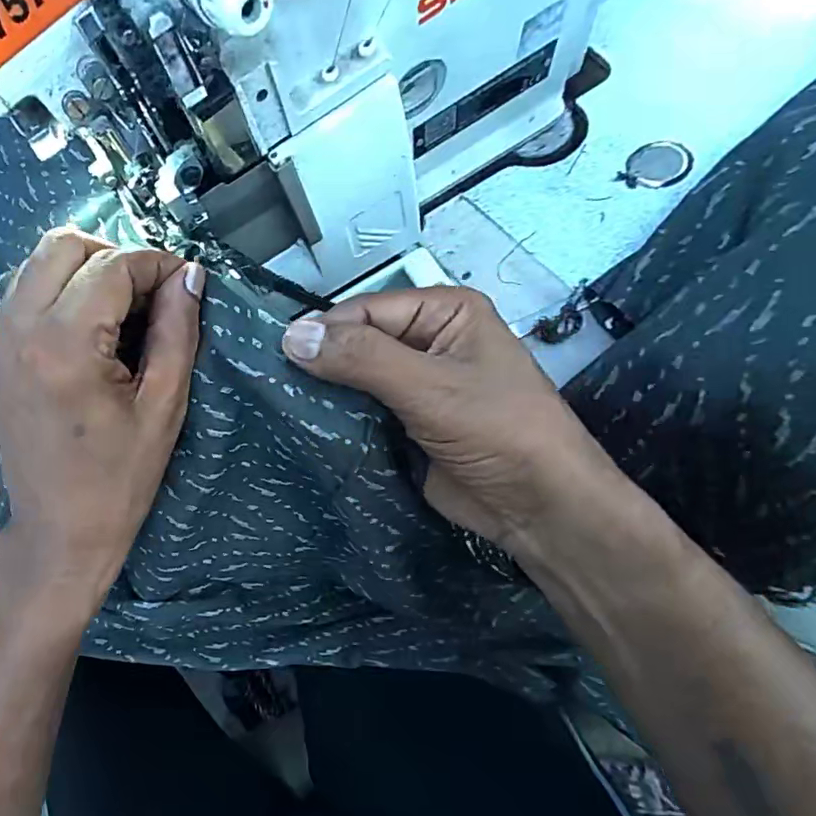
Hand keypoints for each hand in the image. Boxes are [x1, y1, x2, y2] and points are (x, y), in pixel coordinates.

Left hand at [0, 228, 203, 600]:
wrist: (59, 532)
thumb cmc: (122, 478)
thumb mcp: (164, 406)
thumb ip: (177, 332)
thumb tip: (189, 277)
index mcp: (62, 346)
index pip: (111, 268)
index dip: (156, 264)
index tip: (186, 281)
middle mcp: (14, 333)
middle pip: (62, 246)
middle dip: (115, 255)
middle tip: (152, 293)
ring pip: (35, 266)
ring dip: (86, 272)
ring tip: (125, 310)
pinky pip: (23, 298)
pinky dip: (61, 295)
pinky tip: (92, 332)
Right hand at [280, 286, 625, 557]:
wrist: (539, 506)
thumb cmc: (500, 431)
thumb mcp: (431, 387)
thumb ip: (363, 359)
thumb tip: (292, 336)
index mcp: (445, 313)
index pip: (367, 309)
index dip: (326, 331)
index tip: (279, 358)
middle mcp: (430, 344)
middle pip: (360, 344)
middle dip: (325, 365)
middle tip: (276, 386)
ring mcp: (419, 389)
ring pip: (359, 383)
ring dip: (330, 397)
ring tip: (286, 409)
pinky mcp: (410, 428)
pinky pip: (366, 417)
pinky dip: (343, 424)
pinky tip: (311, 432)